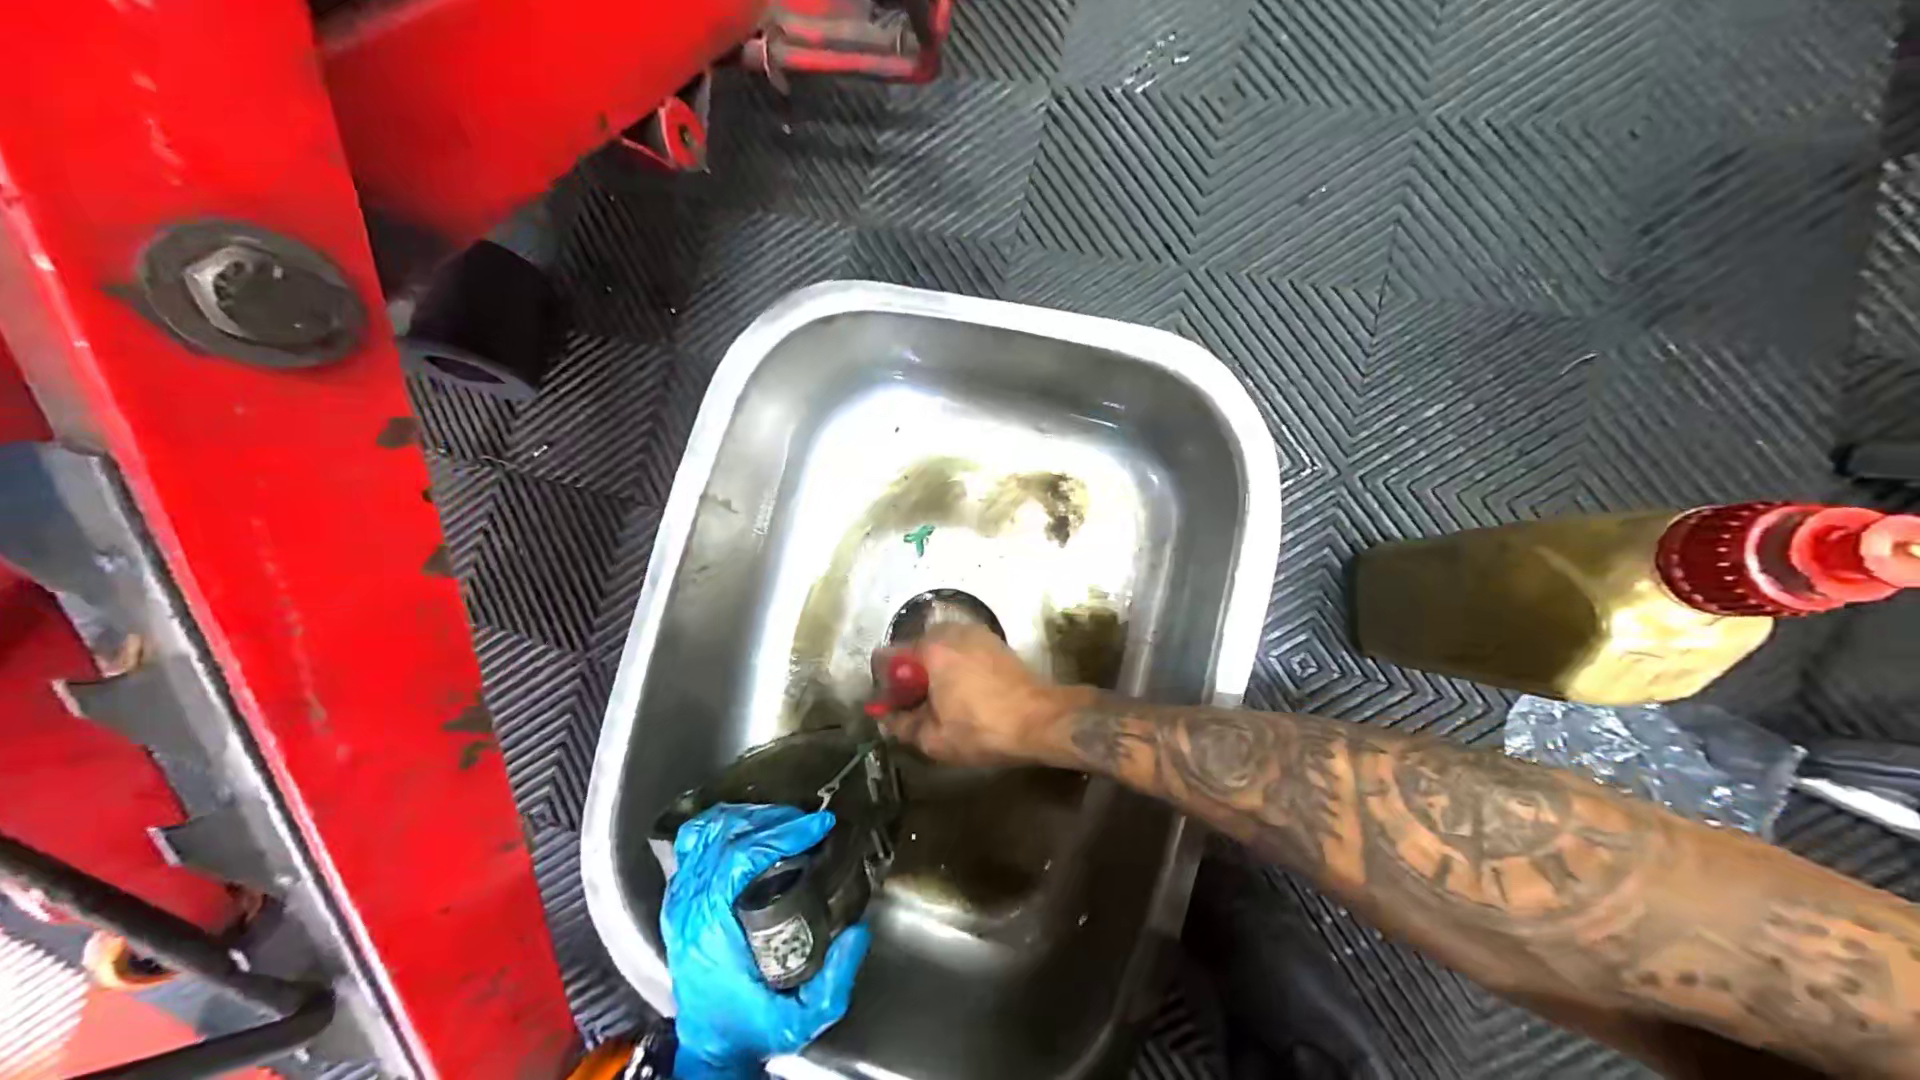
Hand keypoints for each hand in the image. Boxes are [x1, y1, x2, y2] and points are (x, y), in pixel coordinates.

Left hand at [662, 804, 870, 1079]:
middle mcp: (691, 905)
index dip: (784, 833)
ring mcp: (680, 898)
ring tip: (785, 820)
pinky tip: (749, 824)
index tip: (819, 826)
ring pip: (709, 832)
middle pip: (728, 836)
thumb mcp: (801, 1016)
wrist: (710, 1047)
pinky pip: (692, 843)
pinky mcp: (680, 897)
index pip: (743, 856)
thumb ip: (834, 979)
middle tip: (809, 823)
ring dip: (750, 818)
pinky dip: (721, 825)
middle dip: (775, 820)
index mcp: (712, 925)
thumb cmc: (752, 1026)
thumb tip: (859, 931)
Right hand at [873, 623, 1080, 766]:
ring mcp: (976, 632)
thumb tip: (887, 716)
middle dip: (911, 672)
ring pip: (941, 646)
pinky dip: (956, 663)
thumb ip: (902, 724)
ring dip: (935, 667)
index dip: (885, 682)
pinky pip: (962, 648)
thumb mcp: (934, 738)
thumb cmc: (983, 729)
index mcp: (931, 649)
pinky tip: (965, 690)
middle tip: (917, 703)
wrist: (1041, 720)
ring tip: (942, 698)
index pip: (888, 656)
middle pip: (915, 648)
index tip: (892, 704)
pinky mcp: (995, 641)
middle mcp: (951, 631)